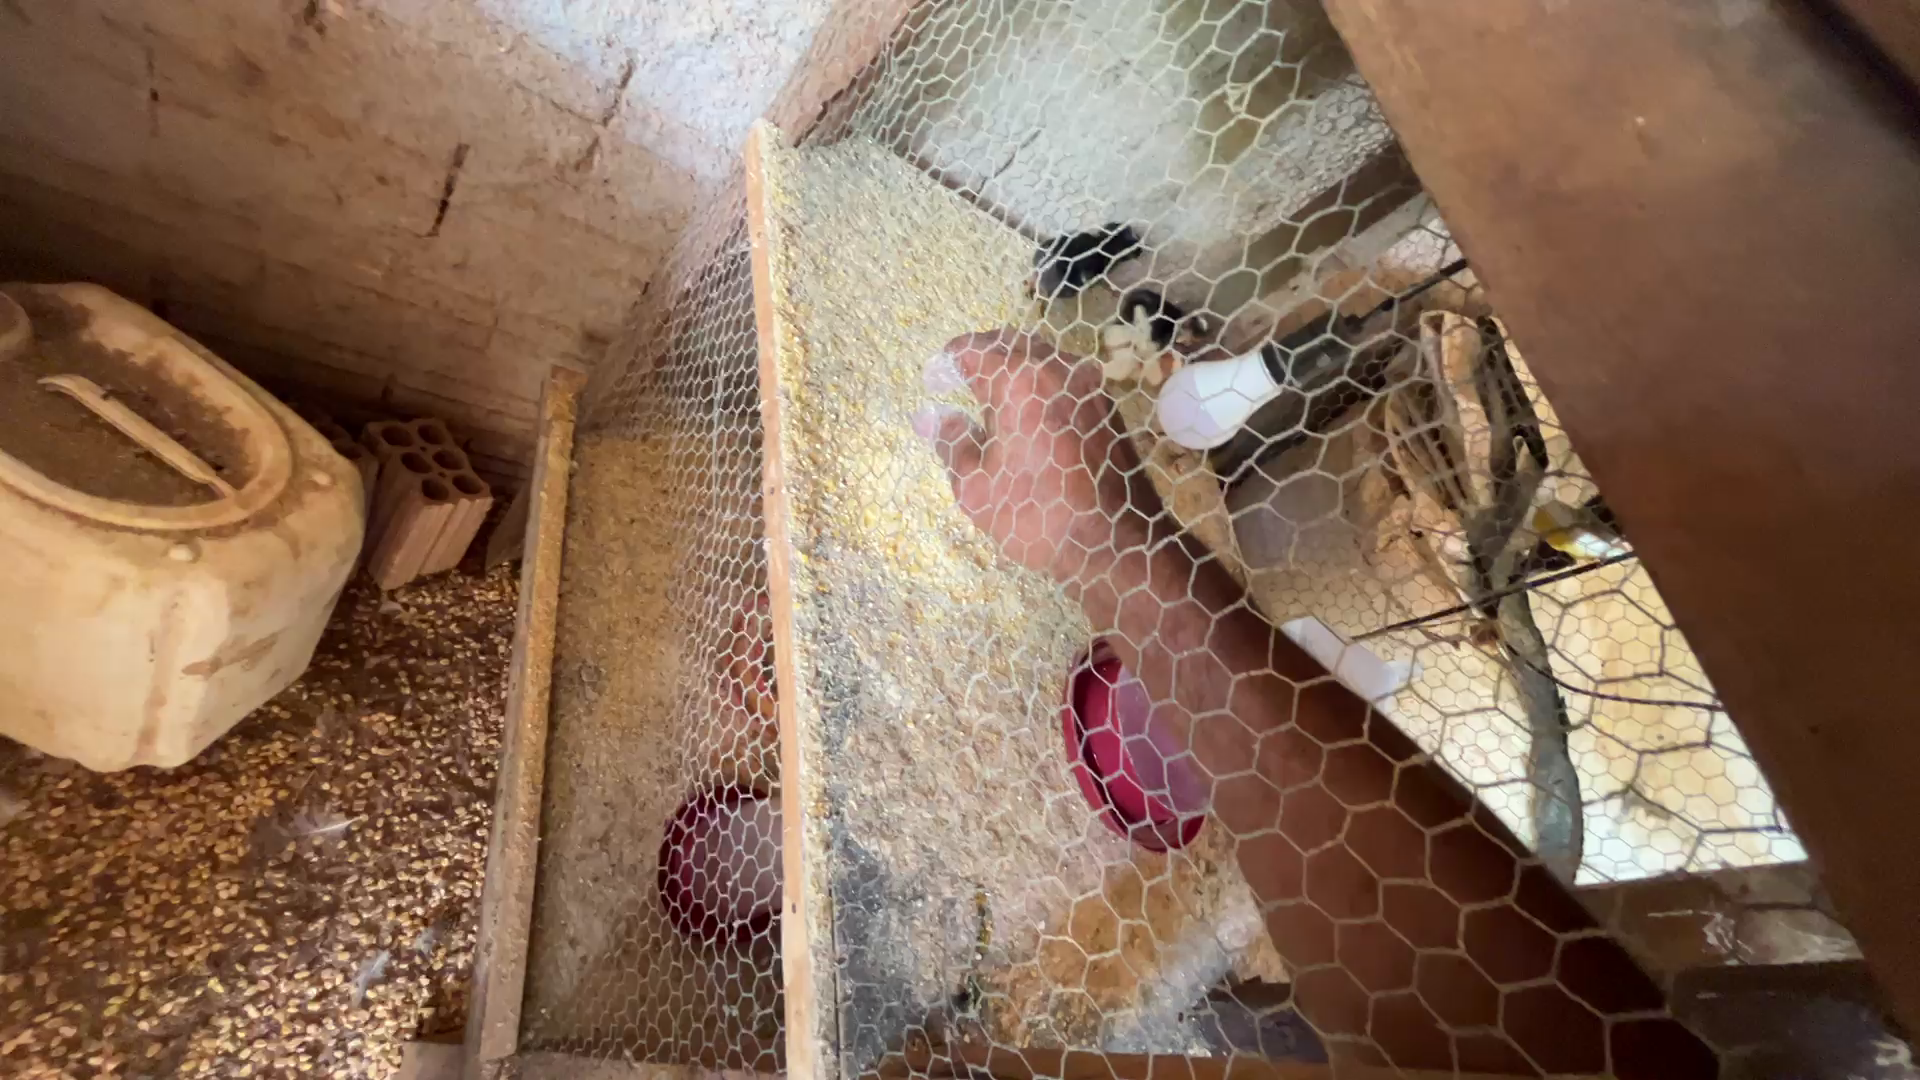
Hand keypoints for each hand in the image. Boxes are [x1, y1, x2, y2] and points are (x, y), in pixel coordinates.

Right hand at [913, 329, 1155, 589]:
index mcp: (1020, 380)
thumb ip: (950, 442)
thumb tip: (930, 417)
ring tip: (995, 406)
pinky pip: (1066, 384)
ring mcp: (1090, 388)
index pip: (975, 349)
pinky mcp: (1109, 410)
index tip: (935, 381)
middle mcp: (1060, 370)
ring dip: (1016, 373)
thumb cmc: (1035, 514)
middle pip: (1014, 345)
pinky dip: (1042, 390)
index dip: (949, 362)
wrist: (1114, 544)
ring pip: (1045, 362)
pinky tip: (1030, 422)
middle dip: (983, 358)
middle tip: (961, 384)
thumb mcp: (975, 486)